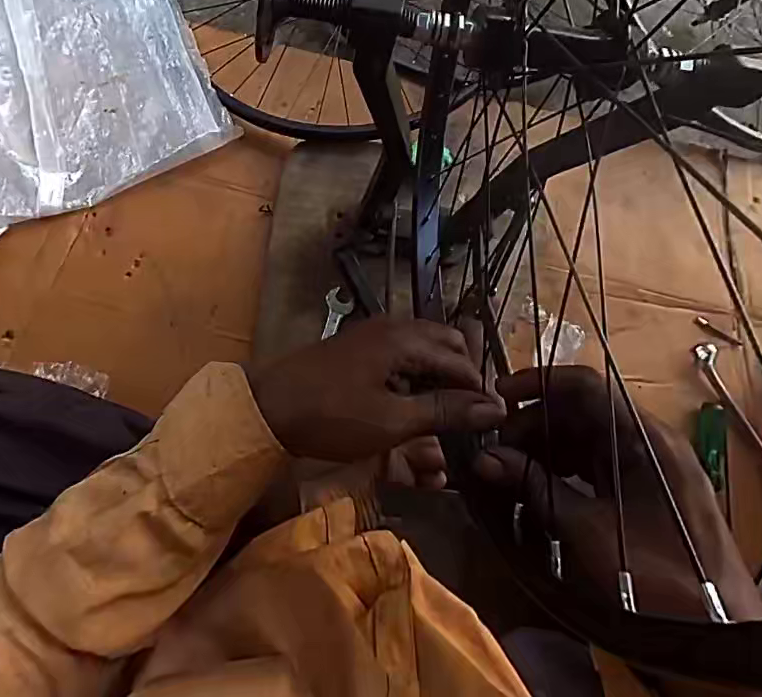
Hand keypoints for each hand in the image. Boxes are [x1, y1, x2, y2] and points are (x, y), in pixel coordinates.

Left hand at [249, 317, 505, 463]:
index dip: (478, 392)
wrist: (268, 407)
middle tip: (463, 425)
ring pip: (420, 358)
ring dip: (434, 391)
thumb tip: (493, 407)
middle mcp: (390, 330)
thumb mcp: (393, 420)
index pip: (459, 360)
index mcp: (402, 338)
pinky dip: (409, 390)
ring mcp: (370, 340)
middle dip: (458, 385)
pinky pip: (397, 365)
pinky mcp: (356, 354)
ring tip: (438, 432)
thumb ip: (444, 412)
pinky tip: (409, 421)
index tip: (491, 426)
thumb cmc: (331, 415)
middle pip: (442, 350)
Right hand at [472, 365, 761, 620]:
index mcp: (647, 439)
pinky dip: (563, 470)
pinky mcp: (646, 495)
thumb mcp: (587, 529)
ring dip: (544, 449)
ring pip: (584, 438)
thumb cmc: (658, 579)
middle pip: (581, 411)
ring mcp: (650, 470)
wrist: (721, 646)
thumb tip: (484, 459)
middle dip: (534, 424)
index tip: (500, 396)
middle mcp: (650, 444)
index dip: (539, 382)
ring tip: (511, 470)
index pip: (586, 385)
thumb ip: (535, 486)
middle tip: (498, 448)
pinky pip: (596, 465)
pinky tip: (537, 489)